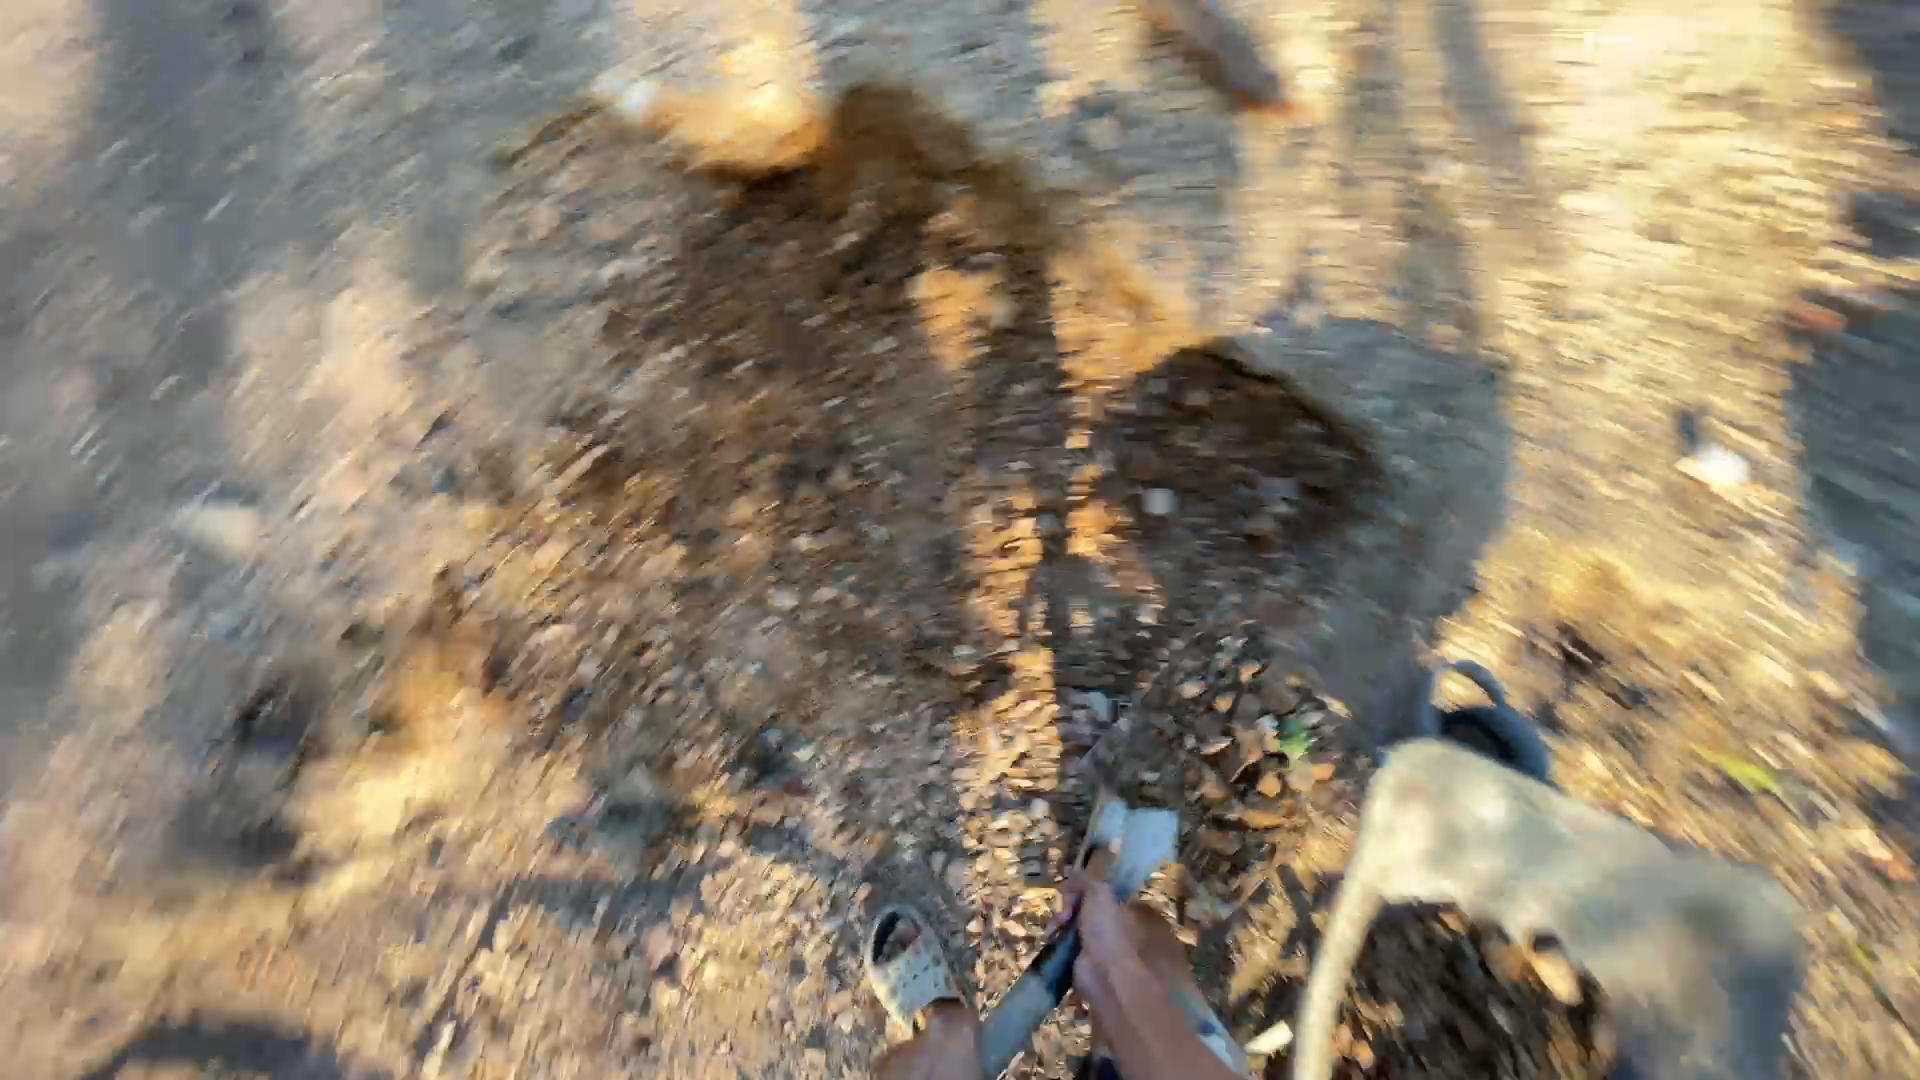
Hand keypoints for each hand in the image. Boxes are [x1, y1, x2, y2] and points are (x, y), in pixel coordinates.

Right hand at [1056, 870, 1148, 997]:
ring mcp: (1093, 943)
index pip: (1095, 890)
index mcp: (1118, 907)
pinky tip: (1051, 939)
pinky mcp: (1079, 959)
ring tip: (1055, 929)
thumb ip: (1085, 879)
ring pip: (1069, 923)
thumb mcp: (1099, 893)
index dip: (1079, 887)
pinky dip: (1055, 939)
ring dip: (1058, 922)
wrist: (1104, 975)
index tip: (1068, 889)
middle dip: (1067, 905)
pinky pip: (1063, 942)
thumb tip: (1071, 870)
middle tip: (1064, 913)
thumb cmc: (1106, 929)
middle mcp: (1107, 924)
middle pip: (1080, 905)